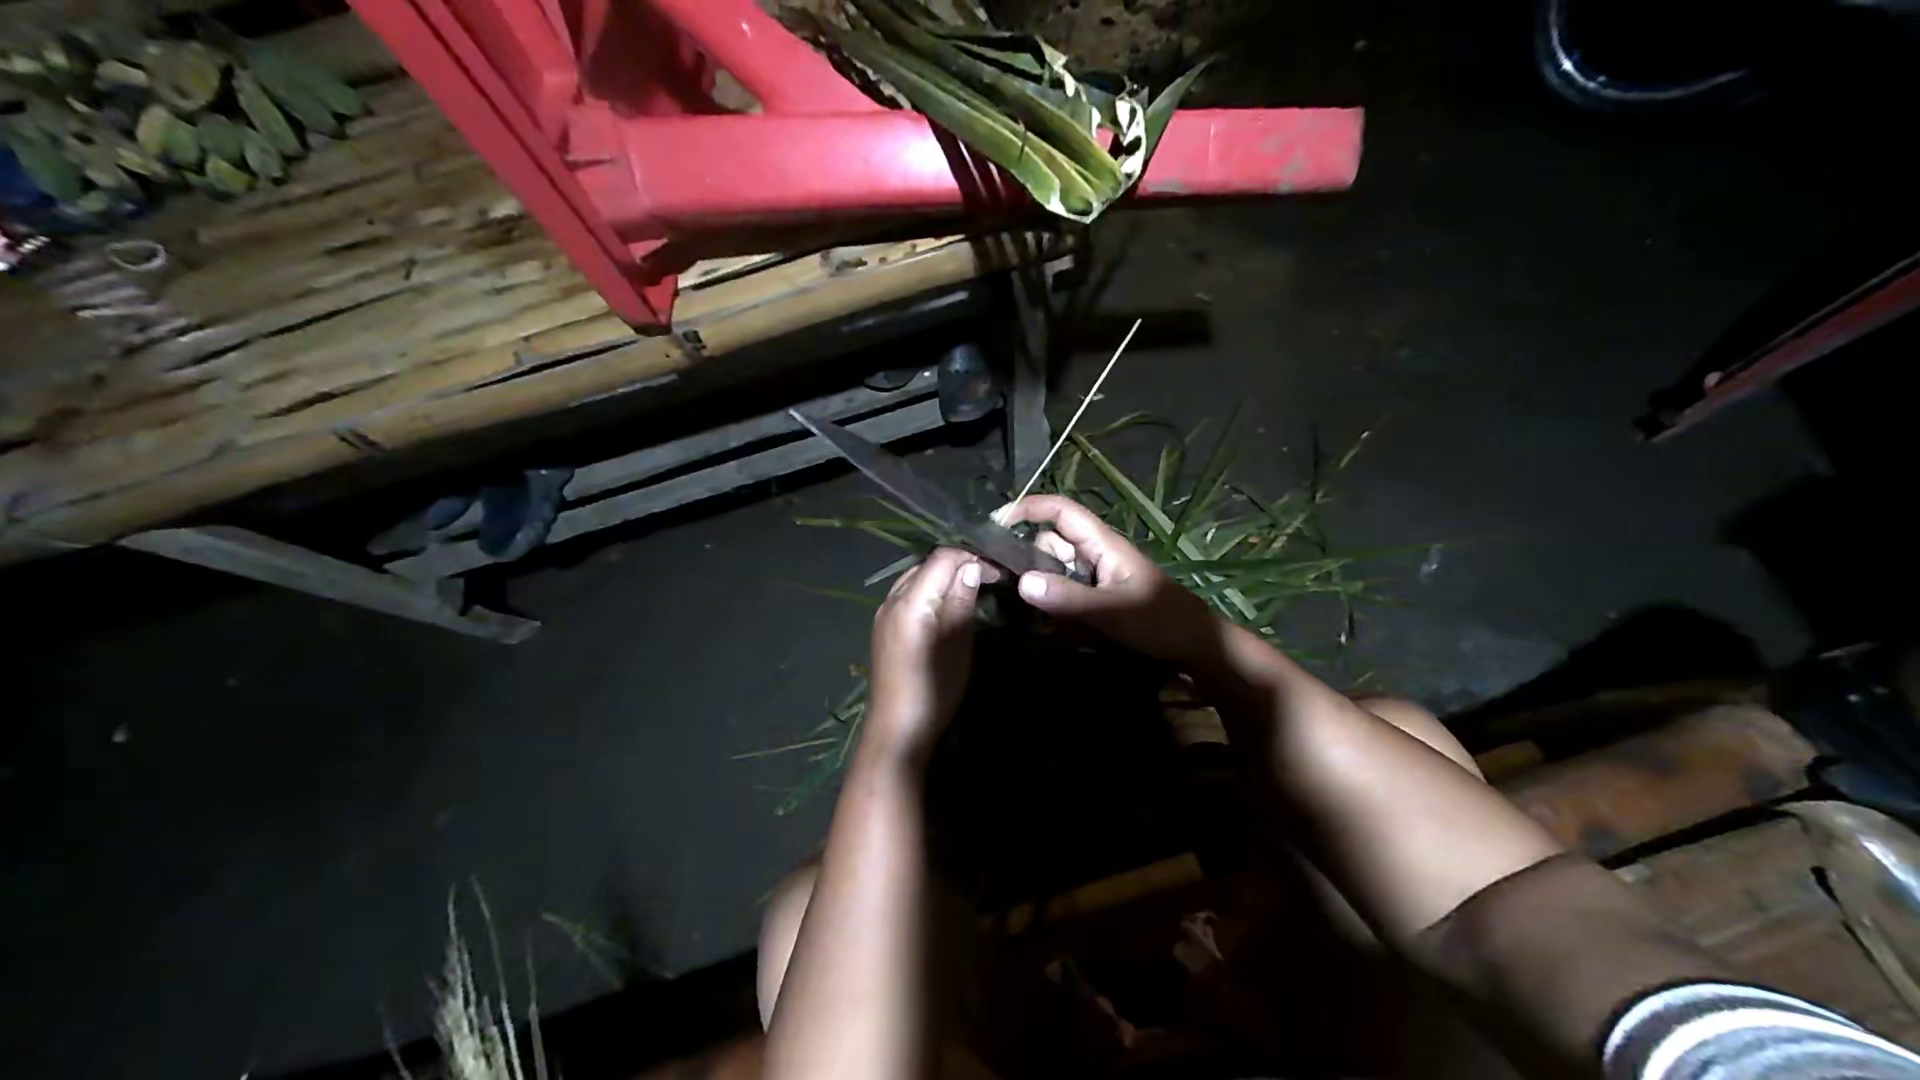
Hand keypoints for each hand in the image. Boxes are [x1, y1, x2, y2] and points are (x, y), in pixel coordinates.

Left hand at [865, 547, 982, 764]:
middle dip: (959, 565)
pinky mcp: (883, 625)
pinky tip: (947, 605)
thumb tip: (973, 567)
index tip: (999, 572)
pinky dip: (929, 590)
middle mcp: (892, 599)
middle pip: (927, 564)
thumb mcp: (957, 646)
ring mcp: (883, 611)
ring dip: (943, 577)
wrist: (896, 730)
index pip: (943, 559)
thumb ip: (962, 603)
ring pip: (916, 577)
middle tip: (990, 580)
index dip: (972, 558)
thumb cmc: (934, 692)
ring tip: (972, 590)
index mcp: (911, 602)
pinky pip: (907, 593)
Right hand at [994, 494, 1218, 663]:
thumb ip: (1069, 597)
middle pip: (1050, 543)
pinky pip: (1064, 593)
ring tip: (1023, 612)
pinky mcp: (1096, 598)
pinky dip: (1052, 604)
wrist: (1196, 647)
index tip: (995, 523)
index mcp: (1102, 544)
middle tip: (1003, 584)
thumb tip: (1021, 582)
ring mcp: (1095, 577)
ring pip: (1054, 570)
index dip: (1028, 508)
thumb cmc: (1161, 620)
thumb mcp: (1113, 610)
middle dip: (1027, 559)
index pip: (1061, 511)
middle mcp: (1094, 555)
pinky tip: (1046, 626)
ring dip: (1039, 587)